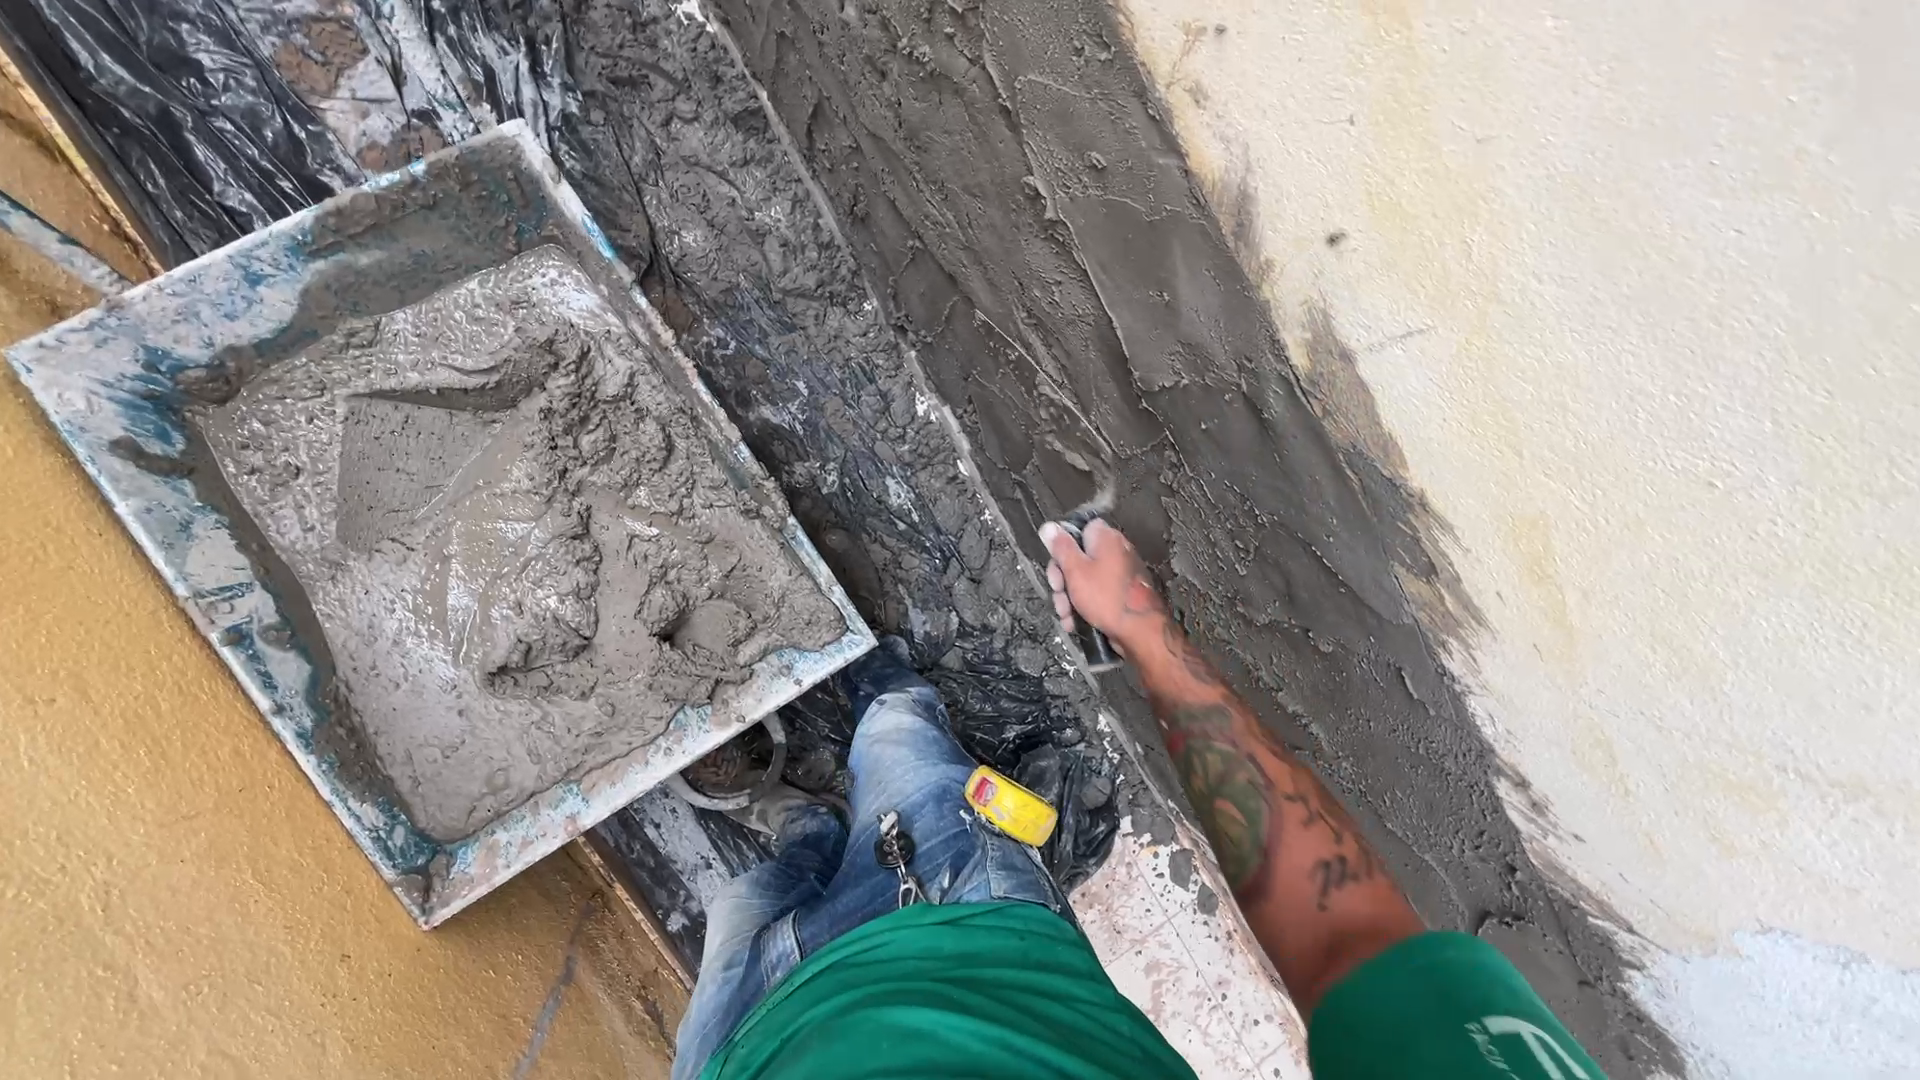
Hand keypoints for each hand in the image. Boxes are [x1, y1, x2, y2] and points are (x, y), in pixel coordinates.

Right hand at [1038, 519, 1168, 653]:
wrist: (1141, 632)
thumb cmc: (1106, 597)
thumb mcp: (1076, 571)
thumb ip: (1061, 547)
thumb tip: (1048, 526)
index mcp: (1106, 538)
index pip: (1078, 530)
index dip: (1062, 548)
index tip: (1056, 567)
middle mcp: (1115, 551)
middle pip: (1078, 557)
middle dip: (1062, 580)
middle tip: (1058, 595)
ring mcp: (1120, 573)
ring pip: (1084, 579)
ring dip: (1069, 598)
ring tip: (1066, 616)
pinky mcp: (1121, 593)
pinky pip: (1096, 593)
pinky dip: (1084, 606)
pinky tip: (1074, 622)